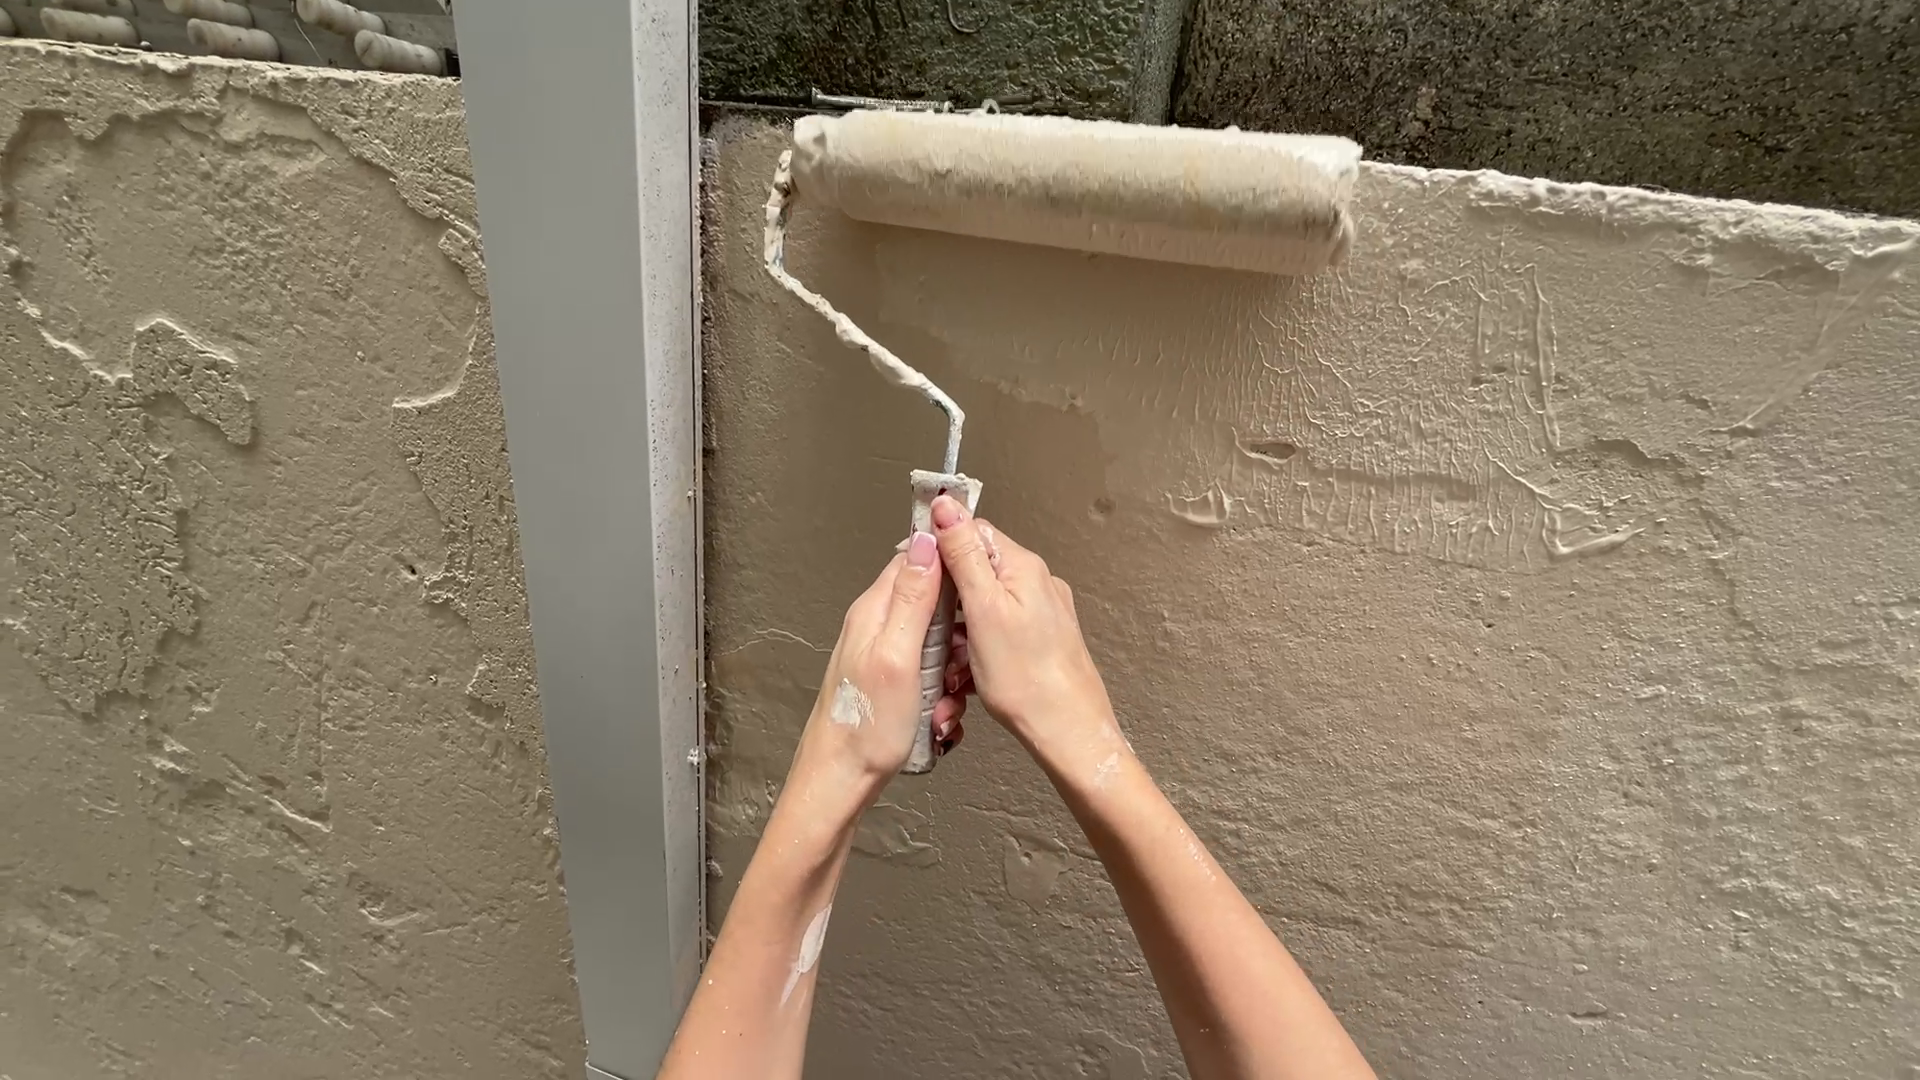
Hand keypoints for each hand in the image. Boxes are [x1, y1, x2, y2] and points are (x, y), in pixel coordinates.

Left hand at [791, 532, 969, 800]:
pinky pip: (929, 671)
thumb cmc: (864, 728)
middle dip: (956, 629)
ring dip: (950, 667)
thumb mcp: (898, 655)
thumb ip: (912, 598)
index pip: (915, 558)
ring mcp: (883, 654)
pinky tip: (938, 713)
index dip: (949, 564)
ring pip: (935, 641)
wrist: (839, 782)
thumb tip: (926, 542)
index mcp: (875, 610)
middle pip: (931, 602)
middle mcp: (875, 625)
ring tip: (946, 695)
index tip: (975, 585)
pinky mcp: (891, 681)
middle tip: (958, 660)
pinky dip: (941, 690)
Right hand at [929, 496, 1125, 780]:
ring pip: (984, 603)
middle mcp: (1037, 582)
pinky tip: (971, 672)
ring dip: (960, 627)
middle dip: (949, 597)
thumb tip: (946, 506)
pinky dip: (978, 645)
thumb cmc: (1028, 679)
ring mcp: (1041, 611)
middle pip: (976, 569)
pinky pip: (997, 628)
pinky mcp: (1039, 638)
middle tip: (934, 629)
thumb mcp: (983, 609)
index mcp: (1023, 567)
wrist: (1068, 731)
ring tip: (954, 660)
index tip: (917, 573)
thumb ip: (963, 554)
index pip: (973, 531)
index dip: (940, 547)